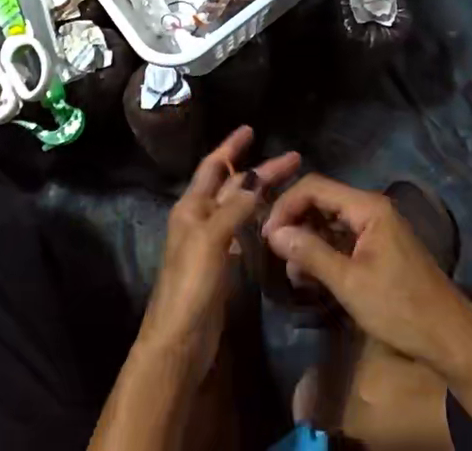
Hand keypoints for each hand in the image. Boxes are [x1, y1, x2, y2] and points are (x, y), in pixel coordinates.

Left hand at [139, 126, 300, 377]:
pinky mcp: (222, 263)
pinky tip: (273, 217)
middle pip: (233, 184)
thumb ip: (234, 208)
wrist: (179, 342)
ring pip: (239, 206)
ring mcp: (211, 242)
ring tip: (289, 182)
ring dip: (261, 191)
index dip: (230, 147)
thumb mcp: (211, 240)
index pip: (213, 166)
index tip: (250, 130)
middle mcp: (200, 219)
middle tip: (293, 158)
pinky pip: (243, 229)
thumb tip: (255, 179)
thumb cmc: (190, 285)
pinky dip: (258, 218)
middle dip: (260, 170)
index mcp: (192, 208)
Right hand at [262, 174, 471, 383]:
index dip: (286, 204)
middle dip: (295, 222)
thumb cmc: (399, 307)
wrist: (447, 335)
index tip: (265, 235)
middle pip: (322, 200)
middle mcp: (371, 208)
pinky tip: (309, 276)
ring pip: (330, 221)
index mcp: (368, 207)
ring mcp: (376, 227)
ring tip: (290, 270)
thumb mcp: (349, 283)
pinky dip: (323, 251)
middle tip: (272, 253)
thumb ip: (311, 253)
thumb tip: (273, 233)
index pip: (315, 186)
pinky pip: (342, 238)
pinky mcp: (378, 247)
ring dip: (307, 240)